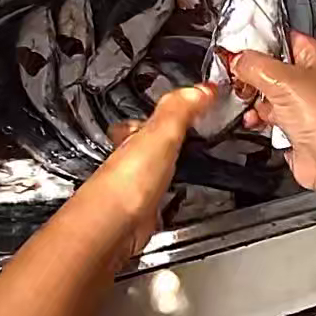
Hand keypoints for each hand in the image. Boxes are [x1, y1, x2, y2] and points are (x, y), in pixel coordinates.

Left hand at [79, 83, 213, 254]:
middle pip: (148, 144)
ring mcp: (136, 188)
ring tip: (188, 160)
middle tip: (188, 132)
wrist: (114, 227)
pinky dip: (171, 193)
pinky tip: (178, 195)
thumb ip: (181, 109)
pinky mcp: (145, 215)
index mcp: (131, 136)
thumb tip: (201, 88)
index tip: (190, 103)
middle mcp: (130, 162)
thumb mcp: (161, 133)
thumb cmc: (127, 180)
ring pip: (154, 170)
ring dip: (169, 165)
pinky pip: (161, 197)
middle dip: (166, 138)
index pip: (148, 116)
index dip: (168, 108)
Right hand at [231, 32, 315, 192]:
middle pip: (274, 69)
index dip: (262, 41)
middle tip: (237, 77)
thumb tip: (237, 59)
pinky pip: (271, 119)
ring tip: (246, 102)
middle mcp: (314, 81)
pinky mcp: (297, 130)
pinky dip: (260, 119)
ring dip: (254, 100)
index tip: (238, 47)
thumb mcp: (283, 81)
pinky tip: (254, 121)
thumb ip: (255, 65)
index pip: (287, 39)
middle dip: (253, 75)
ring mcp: (306, 107)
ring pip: (270, 95)